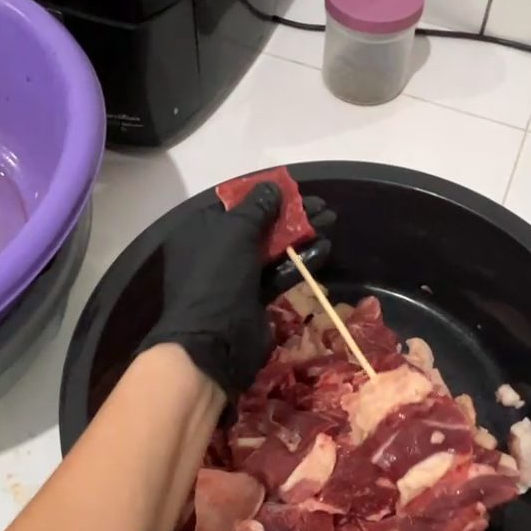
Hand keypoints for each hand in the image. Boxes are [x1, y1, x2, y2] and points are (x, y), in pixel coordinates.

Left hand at [138, 182, 333, 397]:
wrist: (213, 343)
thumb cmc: (217, 278)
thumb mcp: (234, 233)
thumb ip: (256, 207)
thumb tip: (272, 187)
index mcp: (200, 230)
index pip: (234, 203)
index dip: (264, 193)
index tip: (293, 188)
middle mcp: (215, 250)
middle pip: (258, 224)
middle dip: (290, 214)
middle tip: (322, 206)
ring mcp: (235, 275)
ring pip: (271, 248)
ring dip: (300, 235)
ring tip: (330, 221)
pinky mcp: (254, 297)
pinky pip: (278, 272)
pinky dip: (299, 261)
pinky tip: (324, 249)